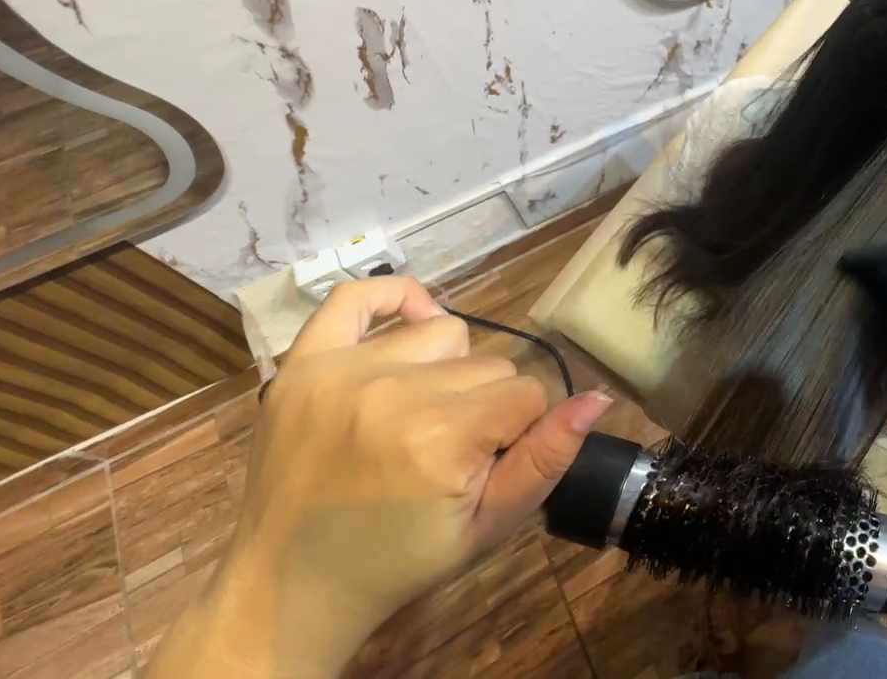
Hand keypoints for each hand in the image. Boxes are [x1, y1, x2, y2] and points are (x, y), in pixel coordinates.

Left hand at [158, 278, 610, 677]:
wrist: (288, 589)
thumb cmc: (400, 560)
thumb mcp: (489, 526)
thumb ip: (548, 458)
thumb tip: (598, 397)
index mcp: (442, 440)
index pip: (528, 396)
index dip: (519, 432)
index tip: (485, 467)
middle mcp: (394, 393)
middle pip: (491, 364)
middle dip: (485, 406)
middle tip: (448, 455)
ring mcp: (341, 373)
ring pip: (447, 334)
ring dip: (448, 370)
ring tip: (419, 416)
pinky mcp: (301, 365)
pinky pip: (353, 298)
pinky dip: (393, 298)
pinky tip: (410, 317)